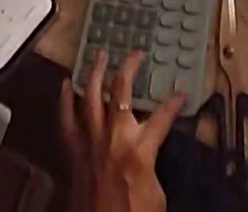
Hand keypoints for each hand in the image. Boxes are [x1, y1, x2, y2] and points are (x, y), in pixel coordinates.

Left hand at [58, 48, 188, 211]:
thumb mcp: (156, 194)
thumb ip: (152, 161)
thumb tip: (149, 146)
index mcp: (140, 150)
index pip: (163, 116)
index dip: (174, 102)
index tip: (182, 91)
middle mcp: (114, 137)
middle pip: (121, 91)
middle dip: (130, 67)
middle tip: (136, 53)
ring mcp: (91, 141)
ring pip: (91, 96)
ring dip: (96, 71)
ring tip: (100, 53)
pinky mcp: (74, 152)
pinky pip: (67, 120)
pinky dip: (65, 100)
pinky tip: (66, 84)